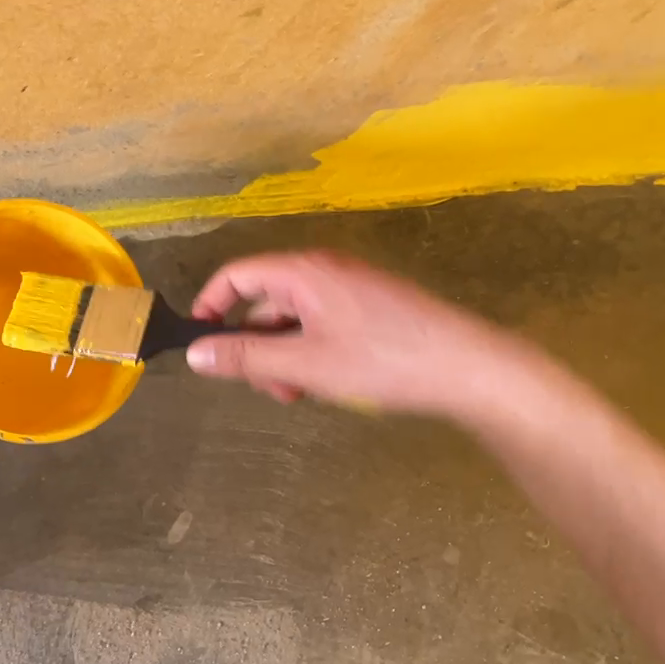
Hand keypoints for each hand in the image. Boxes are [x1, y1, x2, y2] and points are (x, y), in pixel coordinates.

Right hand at [186, 252, 532, 419]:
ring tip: (302, 392)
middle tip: (270, 387)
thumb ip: (244, 358)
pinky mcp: (370, 307)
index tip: (201, 344)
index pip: (236, 276)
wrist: (470, 369)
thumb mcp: (302, 365)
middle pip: (263, 303)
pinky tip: (326, 382)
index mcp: (304, 274)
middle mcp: (324, 271)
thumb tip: (194, 354)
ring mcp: (350, 288)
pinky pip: (319, 324)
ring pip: (292, 320)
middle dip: (255, 347)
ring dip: (283, 357)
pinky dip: (309, 352)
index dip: (210, 307)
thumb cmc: (382, 361)